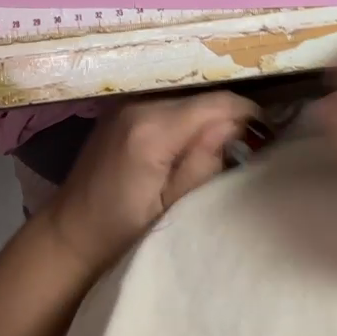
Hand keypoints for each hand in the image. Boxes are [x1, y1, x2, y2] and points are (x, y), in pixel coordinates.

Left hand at [46, 93, 255, 270]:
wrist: (68, 237)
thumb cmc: (120, 235)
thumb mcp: (170, 210)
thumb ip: (203, 164)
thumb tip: (235, 125)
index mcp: (152, 131)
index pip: (216, 104)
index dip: (247, 115)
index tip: (268, 135)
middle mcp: (141, 106)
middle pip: (203, 98)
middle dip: (230, 116)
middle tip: (252, 144)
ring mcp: (130, 104)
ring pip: (189, 99)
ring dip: (210, 117)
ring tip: (227, 144)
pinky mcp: (125, 109)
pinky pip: (170, 104)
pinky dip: (189, 118)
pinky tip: (196, 142)